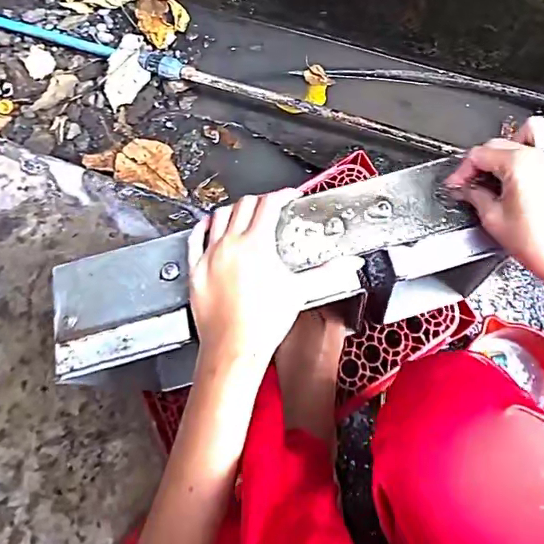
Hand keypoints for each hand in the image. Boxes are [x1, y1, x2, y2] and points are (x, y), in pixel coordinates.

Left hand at [188, 189, 358, 371]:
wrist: (234, 349)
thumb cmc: (263, 324)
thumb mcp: (299, 291)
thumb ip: (327, 273)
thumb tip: (348, 265)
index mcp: (256, 244)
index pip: (269, 203)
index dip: (282, 195)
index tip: (288, 196)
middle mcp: (230, 244)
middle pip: (244, 204)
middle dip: (260, 200)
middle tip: (270, 206)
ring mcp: (210, 255)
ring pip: (218, 216)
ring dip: (233, 210)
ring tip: (242, 213)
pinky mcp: (196, 270)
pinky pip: (195, 238)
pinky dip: (203, 227)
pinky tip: (208, 226)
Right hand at [443, 116, 543, 276]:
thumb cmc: (543, 246)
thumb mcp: (493, 220)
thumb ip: (475, 196)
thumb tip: (467, 188)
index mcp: (519, 164)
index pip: (479, 154)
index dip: (462, 170)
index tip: (458, 182)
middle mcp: (542, 154)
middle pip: (500, 141)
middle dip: (483, 161)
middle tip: (475, 181)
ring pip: (531, 131)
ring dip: (512, 144)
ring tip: (503, 166)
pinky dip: (538, 151)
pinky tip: (529, 170)